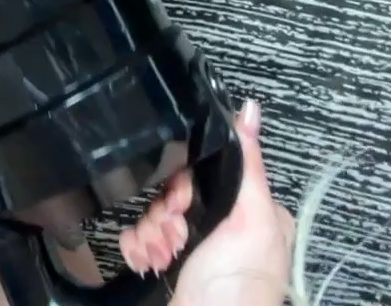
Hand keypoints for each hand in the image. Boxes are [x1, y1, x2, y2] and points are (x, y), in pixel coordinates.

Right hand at [119, 100, 293, 305]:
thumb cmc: (238, 282)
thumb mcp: (252, 218)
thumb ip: (249, 162)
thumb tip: (249, 108)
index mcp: (250, 213)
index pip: (204, 173)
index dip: (183, 183)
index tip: (180, 201)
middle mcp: (224, 227)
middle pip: (173, 192)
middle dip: (163, 213)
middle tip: (172, 232)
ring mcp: (195, 246)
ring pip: (153, 212)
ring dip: (150, 233)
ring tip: (160, 256)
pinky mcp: (170, 261)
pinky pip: (139, 234)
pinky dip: (138, 246)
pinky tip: (147, 261)